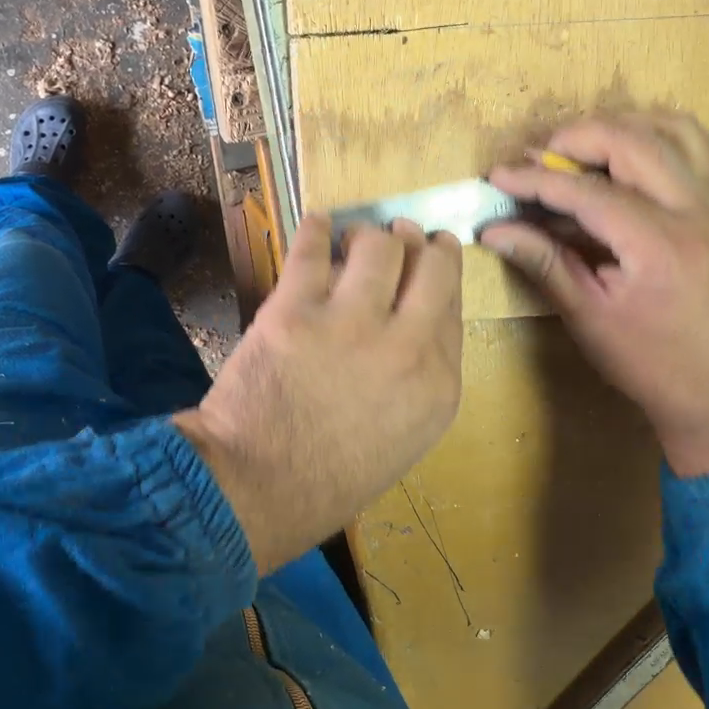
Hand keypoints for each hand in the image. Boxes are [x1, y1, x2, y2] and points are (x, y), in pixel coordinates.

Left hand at [174, 215, 462, 574]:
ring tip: (352, 237)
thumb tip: (411, 310)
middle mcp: (406, 347)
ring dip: (368, 235)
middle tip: (405, 232)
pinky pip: (312, 248)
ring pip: (378, 245)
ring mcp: (350, 324)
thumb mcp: (404, 435)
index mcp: (439, 385)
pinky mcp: (294, 310)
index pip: (452, 303)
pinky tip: (318, 224)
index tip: (431, 255)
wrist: (255, 485)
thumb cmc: (330, 476)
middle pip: (430, 264)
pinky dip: (316, 229)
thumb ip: (420, 373)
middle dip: (419, 241)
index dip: (441, 271)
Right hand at [480, 111, 708, 477]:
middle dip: (575, 138)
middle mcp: (695, 212)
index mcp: (659, 245)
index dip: (535, 179)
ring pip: (673, 131)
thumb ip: (543, 261)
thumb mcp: (589, 316)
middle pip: (632, 141)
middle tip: (534, 157)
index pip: (586, 190)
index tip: (497, 175)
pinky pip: (703, 148)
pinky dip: (664, 136)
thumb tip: (493, 230)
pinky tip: (633, 152)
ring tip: (580, 148)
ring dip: (621, 126)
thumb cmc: (654, 364)